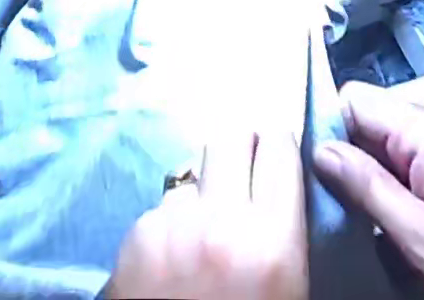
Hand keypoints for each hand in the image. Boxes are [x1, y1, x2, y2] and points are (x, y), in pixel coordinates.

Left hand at [109, 130, 308, 299]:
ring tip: (196, 233)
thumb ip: (283, 227)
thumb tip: (277, 175)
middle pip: (230, 138)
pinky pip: (159, 209)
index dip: (276, 146)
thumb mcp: (287, 287)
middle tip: (238, 173)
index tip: (273, 155)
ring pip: (190, 172)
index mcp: (272, 240)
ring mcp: (174, 226)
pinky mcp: (136, 238)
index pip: (279, 148)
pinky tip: (166, 263)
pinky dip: (166, 227)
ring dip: (197, 194)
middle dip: (237, 150)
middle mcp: (223, 220)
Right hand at [313, 83, 423, 299]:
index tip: (298, 158)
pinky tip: (372, 217)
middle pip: (370, 121)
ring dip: (362, 174)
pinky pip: (407, 165)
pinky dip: (387, 186)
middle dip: (341, 151)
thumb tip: (318, 147)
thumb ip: (366, 185)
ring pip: (385, 146)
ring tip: (334, 207)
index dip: (325, 122)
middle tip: (310, 192)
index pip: (356, 98)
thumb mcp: (420, 235)